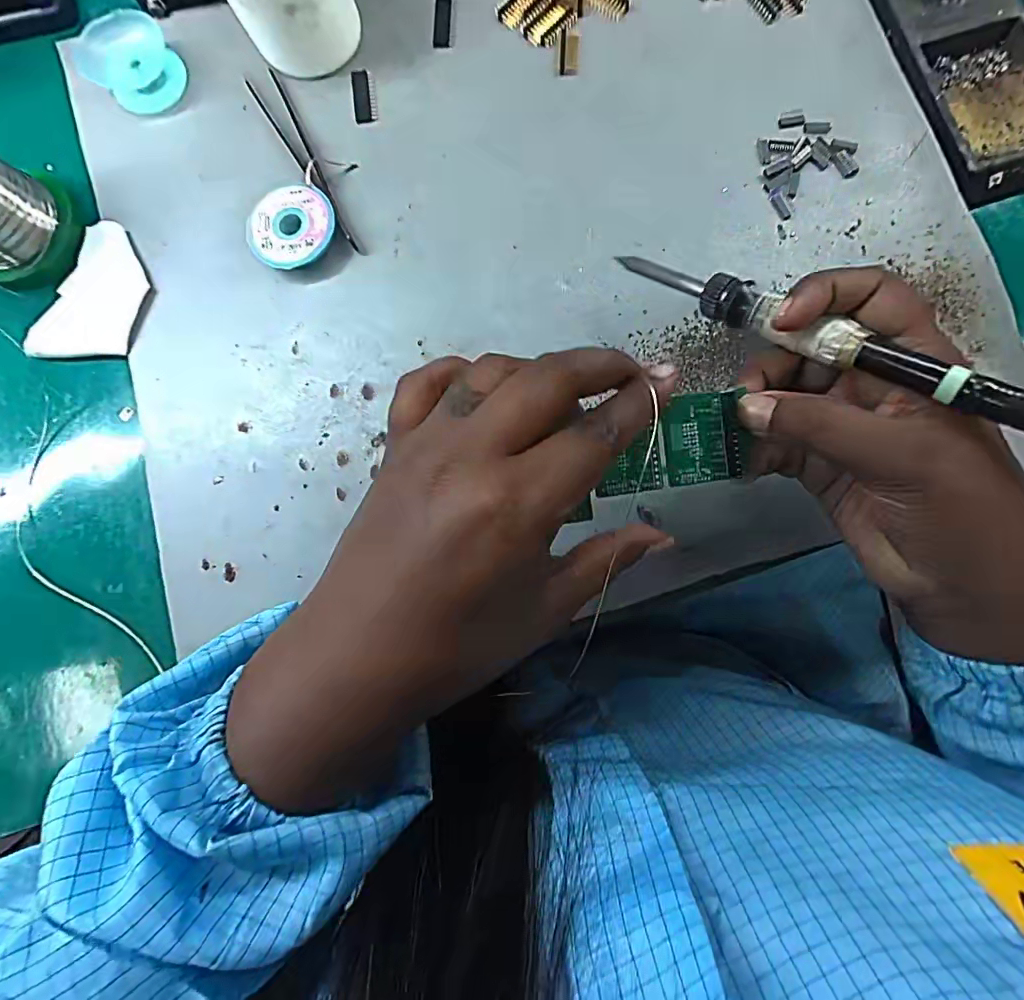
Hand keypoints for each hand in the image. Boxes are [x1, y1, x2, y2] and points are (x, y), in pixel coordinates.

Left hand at [228, 350, 677, 811]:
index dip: (640, 403)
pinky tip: (485, 389)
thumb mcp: (546, 610)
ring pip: (492, 370)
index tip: (668, 380)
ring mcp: (426, 445)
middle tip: (631, 372)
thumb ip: (608, 560)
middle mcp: (473, 457)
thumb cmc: (460, 646)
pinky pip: (426, 383)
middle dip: (600, 365)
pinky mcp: (394, 448)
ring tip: (566, 392)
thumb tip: (664, 534)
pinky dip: (464, 372)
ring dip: (539, 368)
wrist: (355, 658)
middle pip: (547, 380)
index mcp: (517, 504)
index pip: (594, 434)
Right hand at [738, 267, 1023, 663]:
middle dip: (777, 356)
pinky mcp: (820, 465)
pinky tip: (742, 457)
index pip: (873, 298)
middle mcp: (875, 384)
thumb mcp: (903, 455)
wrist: (970, 592)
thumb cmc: (962, 510)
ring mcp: (844, 425)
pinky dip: (754, 443)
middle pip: (814, 343)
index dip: (828, 294)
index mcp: (914, 363)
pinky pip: (777, 439)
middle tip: (748, 390)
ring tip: (740, 424)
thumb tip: (748, 406)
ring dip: (758, 402)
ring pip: (788, 391)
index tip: (784, 319)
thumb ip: (822, 425)